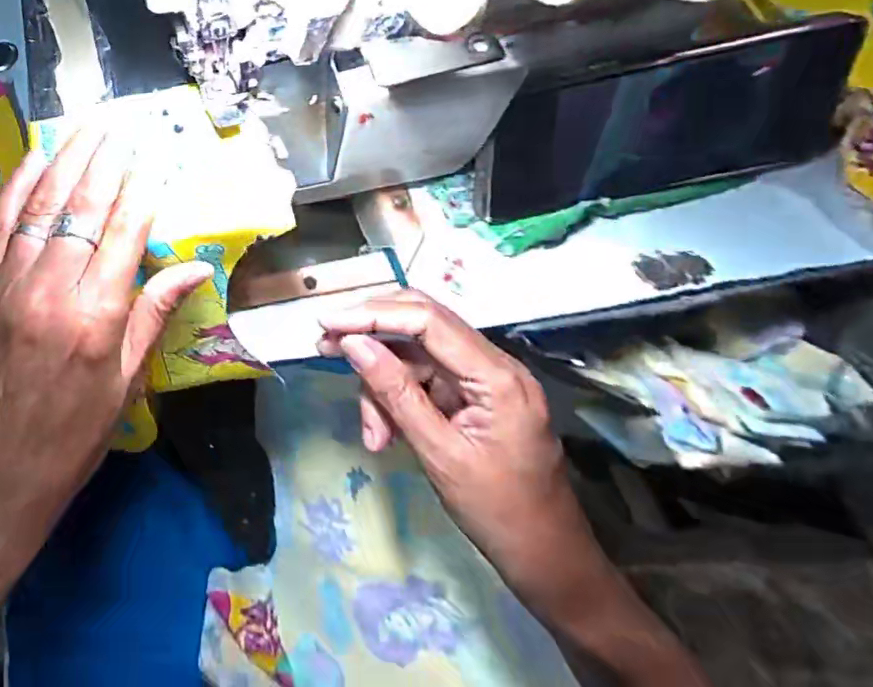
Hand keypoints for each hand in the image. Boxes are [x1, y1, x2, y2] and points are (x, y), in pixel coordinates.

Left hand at [0, 125, 211, 686]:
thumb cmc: (73, 435)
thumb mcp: (125, 381)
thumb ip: (155, 314)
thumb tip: (198, 267)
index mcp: (95, 316)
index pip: (124, 233)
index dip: (141, 192)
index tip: (153, 160)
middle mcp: (49, 289)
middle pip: (81, 208)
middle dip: (103, 162)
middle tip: (119, 127)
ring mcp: (7, 284)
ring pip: (38, 207)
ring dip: (63, 162)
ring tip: (82, 129)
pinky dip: (15, 188)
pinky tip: (32, 159)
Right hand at [321, 293, 707, 685]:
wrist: (547, 559)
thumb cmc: (499, 512)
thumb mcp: (438, 452)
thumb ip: (394, 391)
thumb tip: (351, 343)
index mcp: (497, 376)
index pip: (427, 320)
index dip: (372, 314)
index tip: (327, 323)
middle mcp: (492, 364)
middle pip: (419, 323)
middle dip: (370, 335)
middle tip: (325, 347)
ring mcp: (482, 378)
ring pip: (413, 355)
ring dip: (381, 385)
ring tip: (373, 432)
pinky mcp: (471, 394)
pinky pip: (420, 379)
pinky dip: (395, 400)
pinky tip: (384, 434)